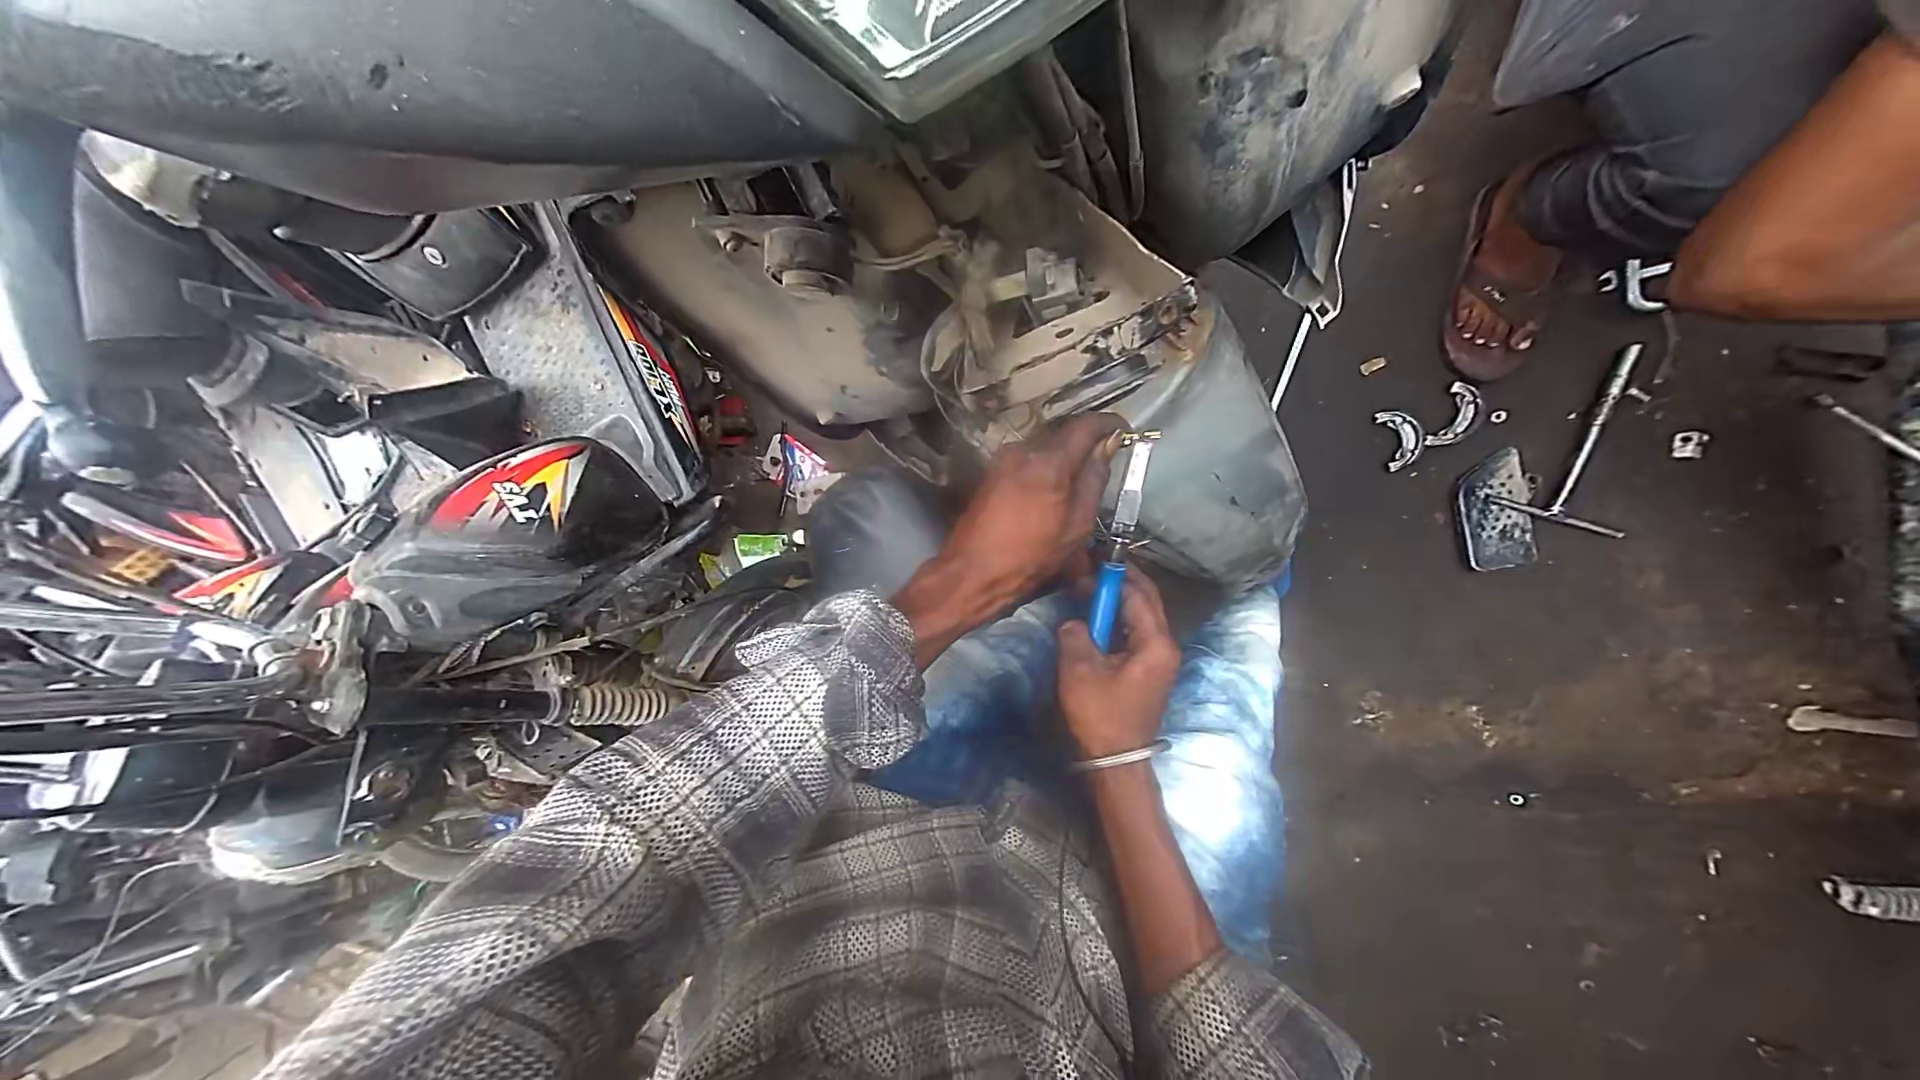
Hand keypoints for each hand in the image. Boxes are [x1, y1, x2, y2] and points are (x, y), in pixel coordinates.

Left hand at [893, 413, 1125, 665]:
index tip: (1123, 431)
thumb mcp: (1077, 524)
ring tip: (1080, 477)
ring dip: (1064, 453)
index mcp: (1048, 461)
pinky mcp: (992, 471)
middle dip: (1086, 439)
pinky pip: (1027, 457)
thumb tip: (1106, 445)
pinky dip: (1045, 464)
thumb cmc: (1031, 557)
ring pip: (1044, 444)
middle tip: (1106, 456)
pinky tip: (1052, 487)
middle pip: (1063, 431)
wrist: (973, 572)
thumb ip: (1094, 479)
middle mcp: (1023, 449)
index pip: (1085, 425)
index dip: (1108, 424)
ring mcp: (1003, 458)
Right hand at [1057, 572, 1181, 759]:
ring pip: (1144, 616)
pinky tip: (1100, 617)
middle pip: (1148, 601)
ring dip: (1122, 600)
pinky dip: (1121, 619)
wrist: (1117, 759)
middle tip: (1097, 566)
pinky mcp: (1150, 670)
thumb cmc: (1100, 714)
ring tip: (1095, 587)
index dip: (1115, 576)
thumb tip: (1075, 622)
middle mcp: (1166, 646)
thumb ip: (1076, 634)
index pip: (1138, 595)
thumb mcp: (1079, 670)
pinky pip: (1138, 632)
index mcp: (1156, 643)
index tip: (1094, 561)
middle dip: (1124, 582)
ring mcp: (1161, 660)